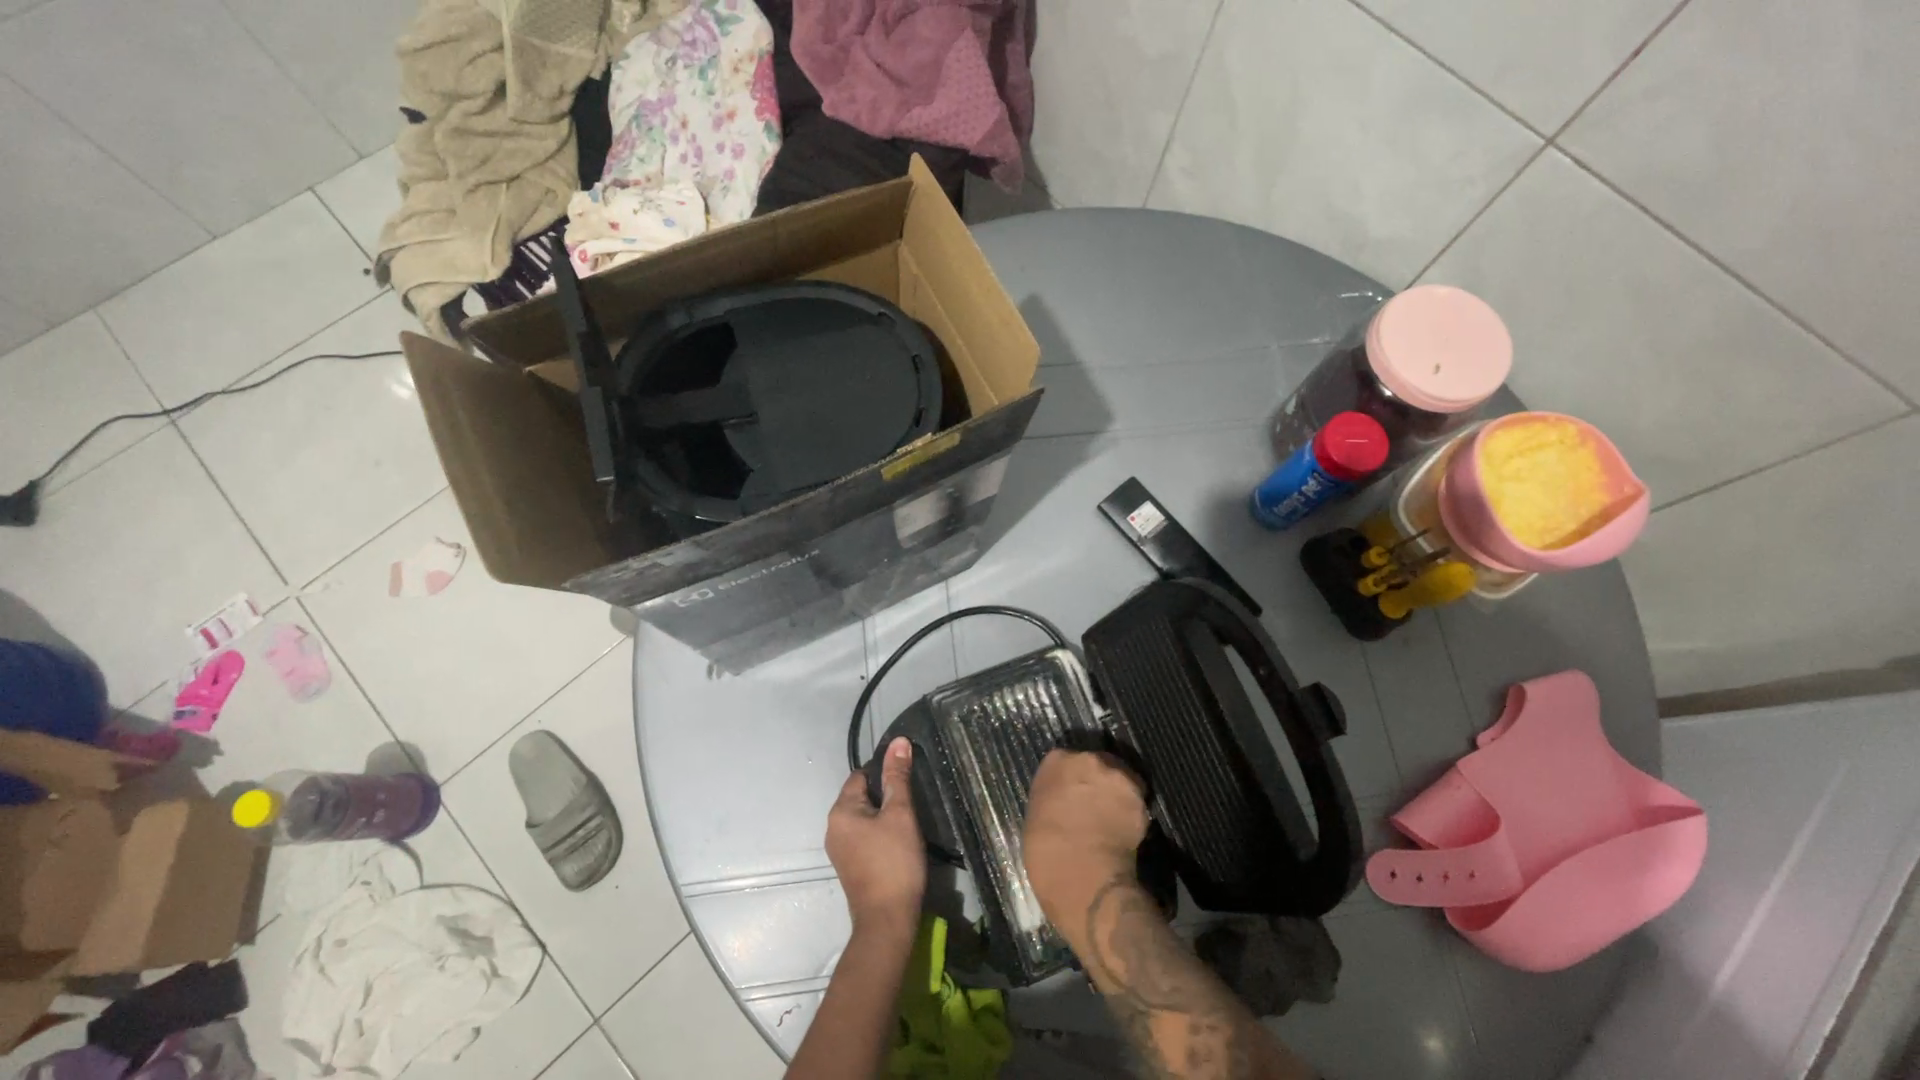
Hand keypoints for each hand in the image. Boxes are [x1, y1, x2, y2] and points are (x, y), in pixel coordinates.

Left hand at [826, 737, 925, 934]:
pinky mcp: (849, 866)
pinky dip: (880, 834)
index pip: (861, 775)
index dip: (884, 772)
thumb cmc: (894, 862)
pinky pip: (863, 837)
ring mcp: (839, 849)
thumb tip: (899, 741)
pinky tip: (899, 842)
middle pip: (861, 796)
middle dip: (885, 795)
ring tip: (909, 822)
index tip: (908, 779)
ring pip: (863, 818)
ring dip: (883, 816)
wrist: (887, 920)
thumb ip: (898, 777)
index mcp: (840, 811)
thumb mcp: (900, 815)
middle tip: (913, 802)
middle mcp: (833, 827)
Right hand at [1023, 748, 1150, 924]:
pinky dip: (1131, 811)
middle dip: (1095, 781)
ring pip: (1119, 778)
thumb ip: (1052, 797)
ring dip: (1116, 793)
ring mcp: (1117, 776)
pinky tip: (1123, 831)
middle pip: (1096, 763)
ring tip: (1111, 819)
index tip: (1070, 796)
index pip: (1064, 761)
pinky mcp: (1140, 797)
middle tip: (1093, 806)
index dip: (1069, 780)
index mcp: (1056, 761)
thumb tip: (1064, 802)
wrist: (1082, 874)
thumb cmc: (1046, 850)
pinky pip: (1135, 800)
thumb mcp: (1036, 815)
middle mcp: (1088, 759)